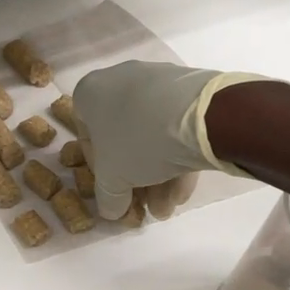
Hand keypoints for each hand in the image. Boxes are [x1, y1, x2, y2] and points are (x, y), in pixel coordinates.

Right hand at [70, 61, 277, 220]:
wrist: (201, 115)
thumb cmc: (139, 141)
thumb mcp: (112, 179)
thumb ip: (107, 197)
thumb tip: (112, 210)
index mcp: (90, 93)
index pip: (87, 138)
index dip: (101, 172)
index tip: (117, 192)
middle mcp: (119, 80)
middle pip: (124, 139)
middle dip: (137, 179)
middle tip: (148, 206)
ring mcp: (157, 82)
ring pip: (152, 134)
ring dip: (159, 175)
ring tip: (171, 205)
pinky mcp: (191, 88)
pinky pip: (176, 124)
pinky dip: (178, 154)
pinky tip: (186, 186)